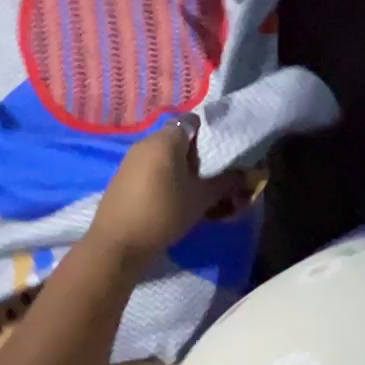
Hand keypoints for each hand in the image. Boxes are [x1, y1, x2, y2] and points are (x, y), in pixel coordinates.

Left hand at [87, 118, 234, 271]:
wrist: (118, 243)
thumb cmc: (164, 213)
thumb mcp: (201, 198)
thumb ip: (225, 182)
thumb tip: (246, 173)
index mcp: (166, 140)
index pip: (192, 121)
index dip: (209, 133)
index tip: (221, 152)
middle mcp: (146, 142)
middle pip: (177, 138)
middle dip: (195, 153)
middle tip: (211, 174)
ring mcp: (130, 160)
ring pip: (163, 154)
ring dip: (179, 167)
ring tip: (193, 189)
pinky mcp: (122, 177)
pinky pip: (149, 167)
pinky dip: (163, 176)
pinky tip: (171, 197)